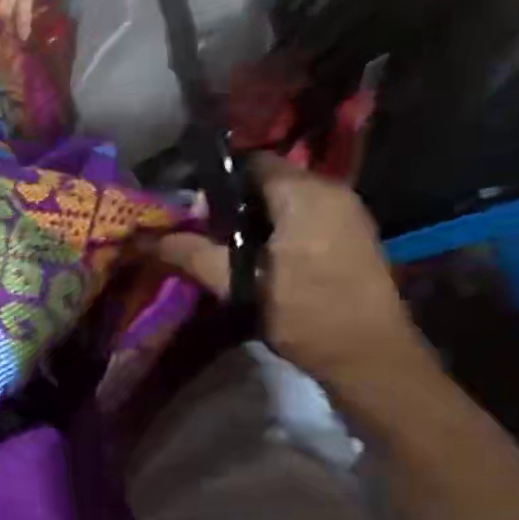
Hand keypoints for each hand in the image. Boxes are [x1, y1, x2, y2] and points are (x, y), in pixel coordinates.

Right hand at [153, 152, 431, 383]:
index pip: (251, 161)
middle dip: (233, 202)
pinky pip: (307, 214)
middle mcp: (331, 189)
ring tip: (227, 247)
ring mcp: (348, 211)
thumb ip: (194, 255)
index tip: (190, 207)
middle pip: (269, 179)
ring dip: (257, 217)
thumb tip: (147, 239)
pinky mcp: (354, 234)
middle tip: (203, 231)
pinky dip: (281, 226)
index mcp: (303, 192)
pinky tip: (263, 258)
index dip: (215, 180)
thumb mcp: (240, 286)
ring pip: (288, 198)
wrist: (371, 358)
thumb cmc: (305, 314)